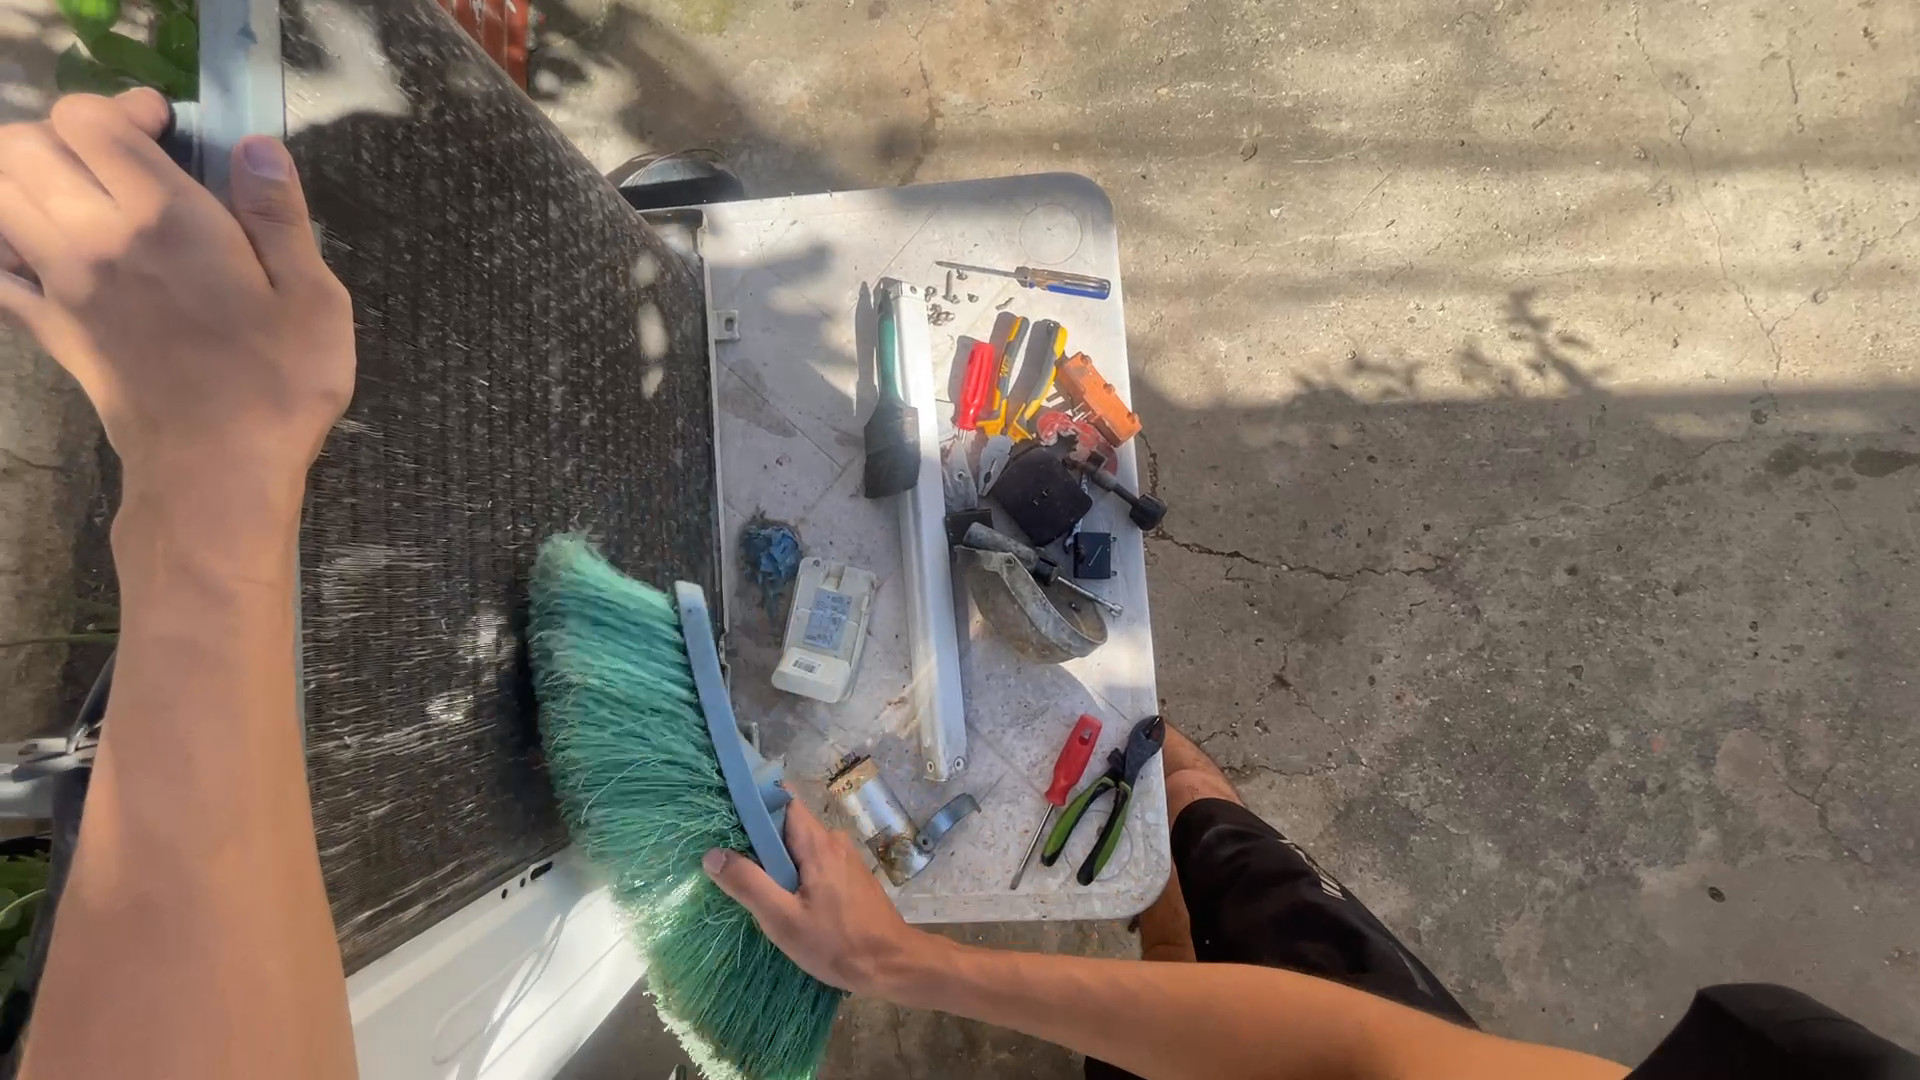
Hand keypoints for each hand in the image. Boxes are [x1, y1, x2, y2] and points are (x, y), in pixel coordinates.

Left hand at [0, 89, 353, 493]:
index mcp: (169, 221)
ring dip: (28, 173)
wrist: (218, 459)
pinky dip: (2, 239)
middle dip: (71, 135)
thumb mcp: (315, 300)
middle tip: (130, 162)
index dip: (127, 109)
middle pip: (27, 142)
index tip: (169, 126)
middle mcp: (95, 234)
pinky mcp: (45, 321)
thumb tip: (257, 145)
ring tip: (87, 195)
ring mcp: (58, 278)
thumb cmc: (283, 380)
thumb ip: (280, 219)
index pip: (99, 123)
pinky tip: (41, 249)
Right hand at [704, 795, 943, 995]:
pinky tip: (782, 897)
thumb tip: (713, 854)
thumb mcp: (783, 920)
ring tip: (750, 882)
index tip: (726, 814)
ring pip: (801, 845)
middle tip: (729, 860)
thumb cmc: (836, 943)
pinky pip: (814, 860)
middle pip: (788, 823)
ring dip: (776, 859)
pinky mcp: (849, 874)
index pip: (783, 800)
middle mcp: (832, 839)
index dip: (755, 802)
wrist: (890, 963)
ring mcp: (844, 856)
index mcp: (817, 842)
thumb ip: (749, 884)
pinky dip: (795, 870)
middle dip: (759, 837)